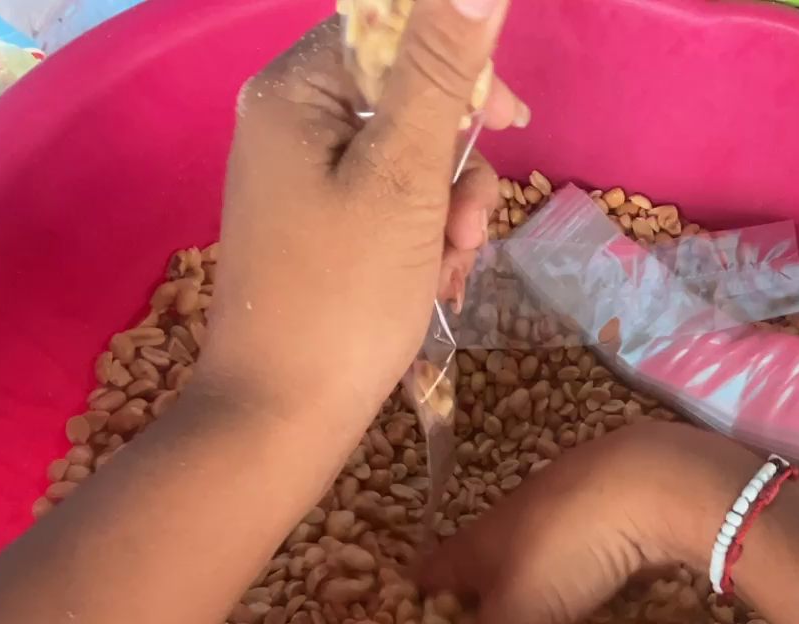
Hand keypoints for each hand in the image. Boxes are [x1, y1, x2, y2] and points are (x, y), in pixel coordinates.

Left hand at [193, 3, 526, 437]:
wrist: (286, 411)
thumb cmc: (345, 296)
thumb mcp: (403, 180)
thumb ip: (438, 74)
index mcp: (296, 95)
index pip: (390, 37)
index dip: (460, 75)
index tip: (511, 125)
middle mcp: (292, 129)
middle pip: (404, 110)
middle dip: (454, 173)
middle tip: (468, 233)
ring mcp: (303, 188)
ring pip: (406, 172)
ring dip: (447, 220)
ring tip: (451, 275)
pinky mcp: (320, 237)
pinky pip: (389, 216)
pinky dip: (423, 248)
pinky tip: (436, 289)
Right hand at [417, 422, 758, 623]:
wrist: (658, 482)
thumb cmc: (568, 545)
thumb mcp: (516, 623)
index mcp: (475, 545)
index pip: (421, 585)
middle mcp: (513, 528)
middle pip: (478, 582)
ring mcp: (567, 520)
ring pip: (534, 574)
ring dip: (530, 612)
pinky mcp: (613, 524)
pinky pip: (584, 570)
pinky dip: (581, 601)